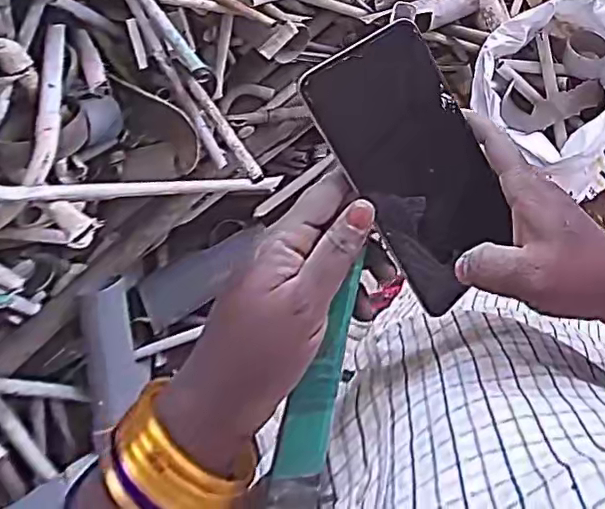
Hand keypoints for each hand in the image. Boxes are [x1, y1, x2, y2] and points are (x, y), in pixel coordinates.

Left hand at [158, 172, 373, 471]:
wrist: (217, 411)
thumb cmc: (250, 362)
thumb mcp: (307, 303)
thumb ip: (337, 251)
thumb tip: (362, 208)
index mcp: (281, 240)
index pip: (327, 192)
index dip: (359, 196)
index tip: (387, 214)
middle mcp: (280, 250)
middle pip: (333, 224)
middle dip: (363, 244)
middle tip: (381, 269)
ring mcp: (281, 274)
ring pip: (332, 255)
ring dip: (356, 273)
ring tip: (367, 299)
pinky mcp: (285, 298)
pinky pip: (321, 282)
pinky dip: (341, 295)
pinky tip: (350, 313)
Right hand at [454, 111, 604, 345]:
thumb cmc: (586, 275)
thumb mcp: (527, 276)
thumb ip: (488, 266)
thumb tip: (462, 262)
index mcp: (528, 191)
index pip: (498, 145)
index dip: (476, 125)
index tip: (460, 112)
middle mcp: (539, 189)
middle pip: (503, 157)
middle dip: (478, 145)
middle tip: (454, 142)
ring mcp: (549, 202)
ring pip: (513, 177)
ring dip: (491, 171)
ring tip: (467, 177)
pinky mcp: (555, 219)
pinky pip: (522, 198)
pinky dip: (503, 197)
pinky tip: (496, 218)